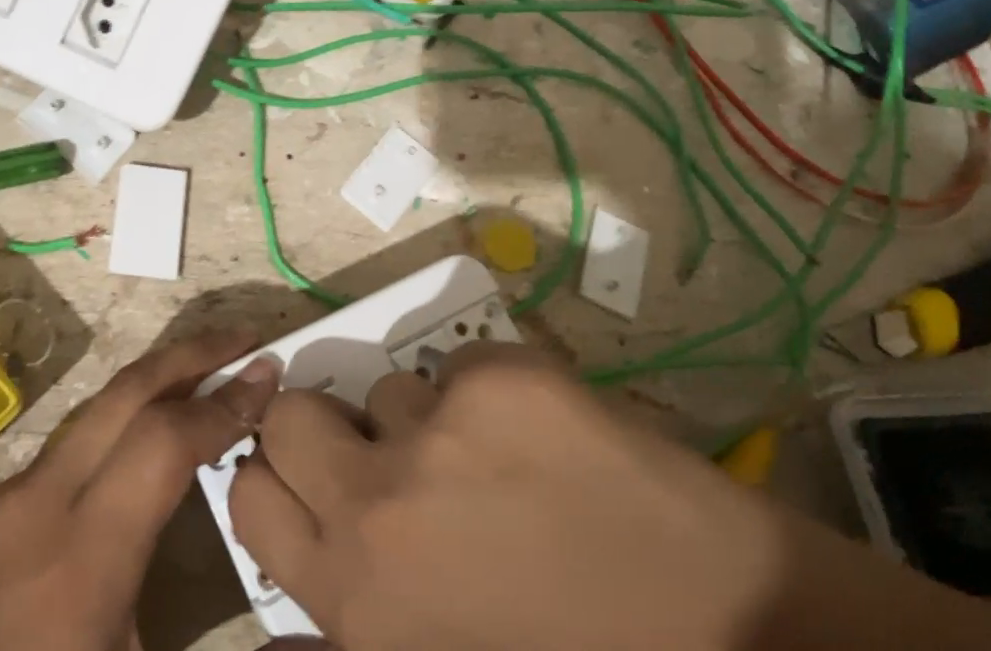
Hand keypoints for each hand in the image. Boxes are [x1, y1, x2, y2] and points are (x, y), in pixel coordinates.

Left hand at [0, 331, 278, 650]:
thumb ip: (189, 612)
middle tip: (246, 339)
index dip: (222, 404)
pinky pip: (68, 445)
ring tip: (205, 377)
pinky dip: (118, 422)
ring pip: (92, 413)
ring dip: (153, 382)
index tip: (269, 379)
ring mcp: (7, 501)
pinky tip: (141, 443)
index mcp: (83, 555)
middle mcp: (41, 503)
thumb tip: (274, 629)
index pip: (163, 441)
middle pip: (123, 395)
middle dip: (190, 354)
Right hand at [230, 342, 990, 650]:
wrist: (740, 641)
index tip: (315, 485)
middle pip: (293, 415)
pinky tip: (552, 444)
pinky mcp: (509, 381)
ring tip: (499, 468)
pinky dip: (495, 397)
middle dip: (329, 433)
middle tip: (390, 460)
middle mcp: (374, 506)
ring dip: (425, 423)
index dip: (278, 485)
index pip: (250, 499)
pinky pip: (463, 367)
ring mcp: (441, 432)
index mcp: (352, 596)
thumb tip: (276, 635)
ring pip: (388, 389)